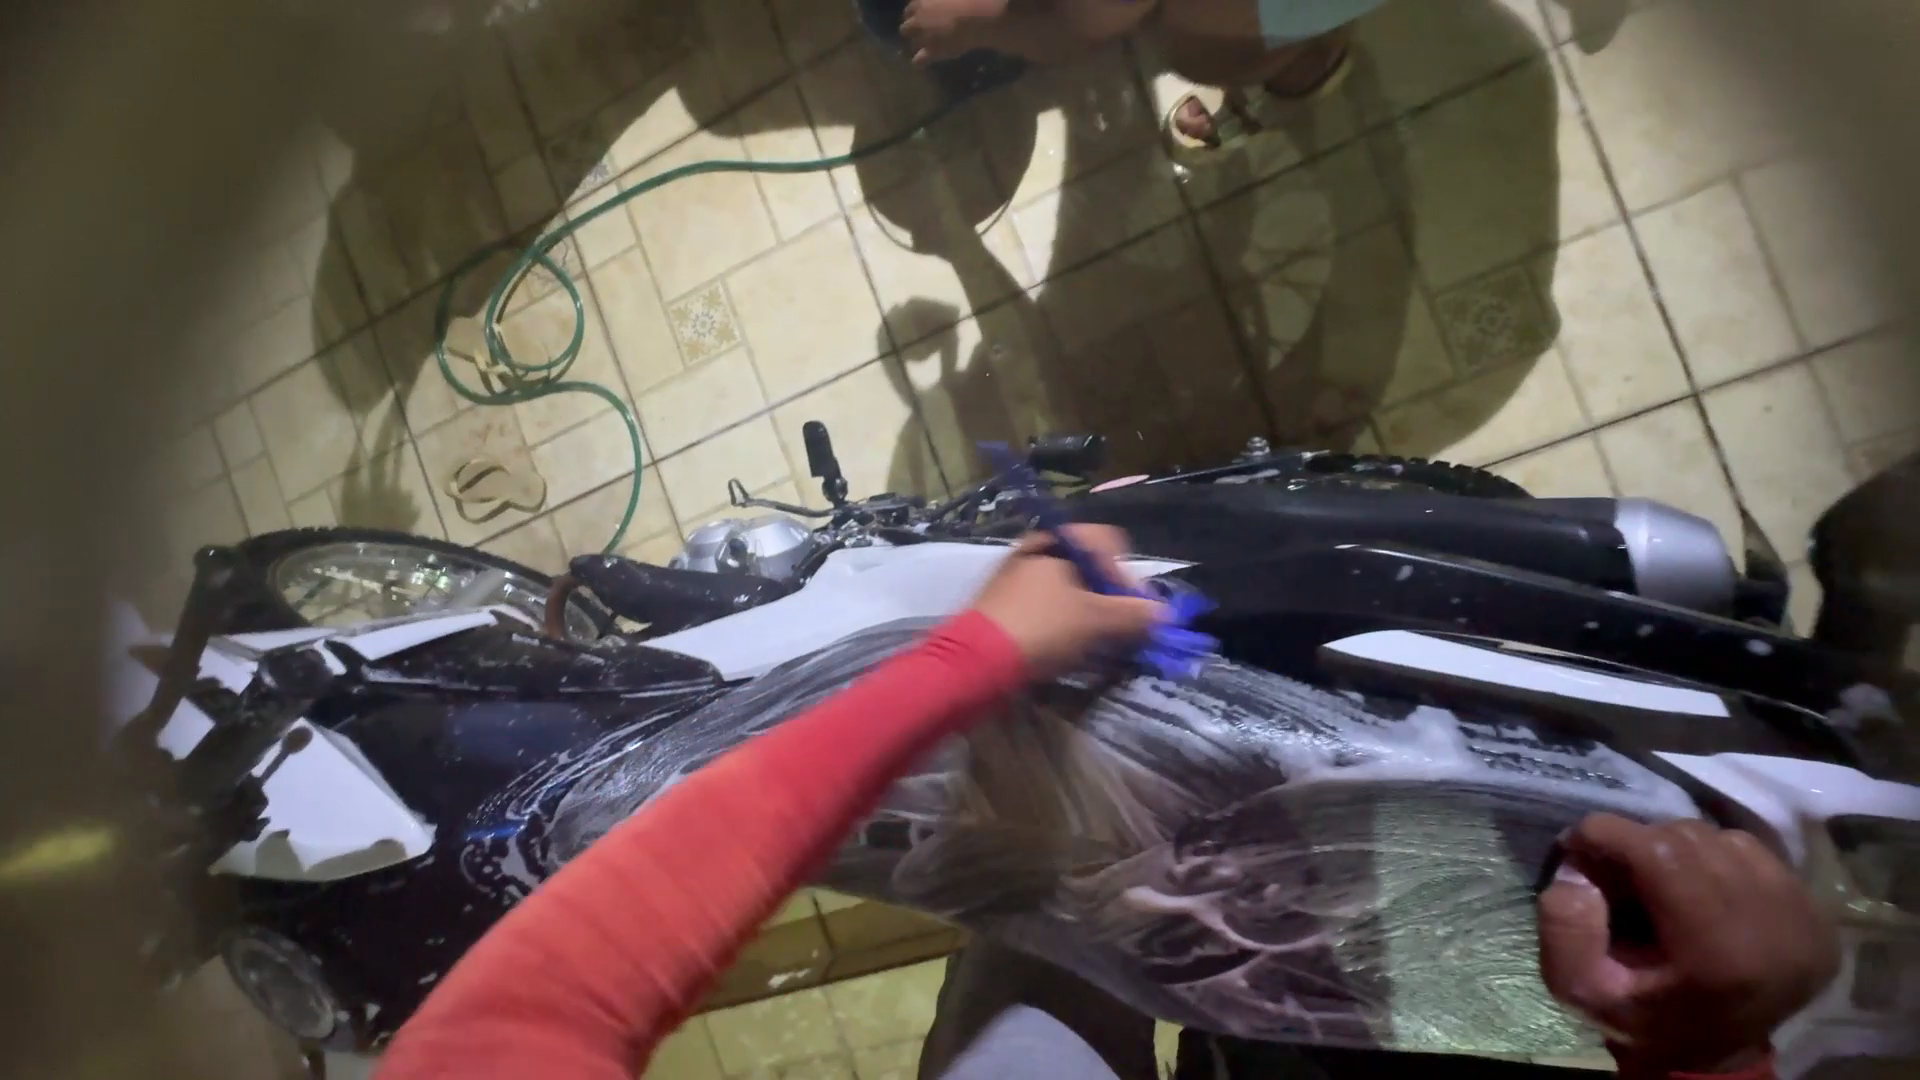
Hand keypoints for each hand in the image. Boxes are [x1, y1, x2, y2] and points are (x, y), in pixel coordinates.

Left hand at [970, 526, 1163, 678]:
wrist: (974, 660)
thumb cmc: (1042, 628)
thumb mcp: (1096, 622)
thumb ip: (1135, 614)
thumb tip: (1163, 613)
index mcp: (1059, 540)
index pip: (1110, 542)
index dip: (1126, 575)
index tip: (1131, 610)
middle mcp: (1035, 547)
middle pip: (1088, 567)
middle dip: (1106, 598)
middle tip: (1114, 631)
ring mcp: (1014, 573)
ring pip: (1065, 588)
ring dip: (1084, 614)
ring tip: (1090, 644)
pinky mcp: (1000, 601)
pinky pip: (1043, 605)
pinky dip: (1058, 622)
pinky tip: (1061, 648)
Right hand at [1537, 814, 1840, 1074]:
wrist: (1708, 1052)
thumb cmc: (1636, 1015)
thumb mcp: (1576, 984)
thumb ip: (1564, 929)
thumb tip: (1577, 873)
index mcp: (1718, 954)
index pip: (1661, 852)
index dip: (1606, 834)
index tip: (1578, 849)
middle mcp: (1775, 932)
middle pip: (1689, 838)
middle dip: (1637, 841)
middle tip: (1615, 870)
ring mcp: (1806, 924)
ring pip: (1721, 838)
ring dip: (1675, 846)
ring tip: (1656, 878)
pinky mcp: (1818, 919)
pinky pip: (1753, 852)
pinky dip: (1713, 854)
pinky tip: (1697, 884)